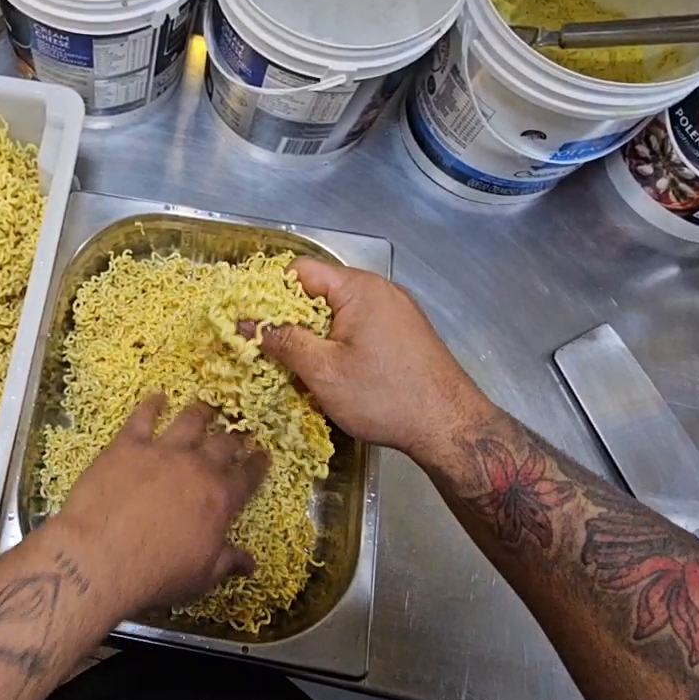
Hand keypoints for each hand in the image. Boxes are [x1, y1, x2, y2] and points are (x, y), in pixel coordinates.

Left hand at [46, 395, 268, 618]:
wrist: (101, 556)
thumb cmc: (156, 572)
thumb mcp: (201, 576)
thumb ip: (227, 562)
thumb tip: (251, 562)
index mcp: (219, 498)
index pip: (247, 477)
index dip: (257, 465)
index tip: (263, 455)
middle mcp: (196, 467)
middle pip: (222, 444)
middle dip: (234, 437)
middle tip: (239, 431)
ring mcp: (161, 451)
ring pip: (188, 422)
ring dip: (201, 412)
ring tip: (207, 407)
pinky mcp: (126, 444)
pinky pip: (143, 417)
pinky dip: (152, 404)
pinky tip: (157, 397)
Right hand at [249, 258, 496, 462]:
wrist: (451, 428)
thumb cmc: (384, 396)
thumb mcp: (323, 371)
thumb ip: (282, 341)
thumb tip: (247, 324)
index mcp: (358, 288)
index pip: (299, 271)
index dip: (269, 293)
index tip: (252, 321)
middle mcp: (379, 290)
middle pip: (318, 291)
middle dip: (291, 318)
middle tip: (270, 349)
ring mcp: (395, 311)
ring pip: (337, 312)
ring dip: (314, 335)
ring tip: (300, 366)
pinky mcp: (403, 333)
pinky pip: (358, 326)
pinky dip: (338, 343)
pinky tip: (332, 372)